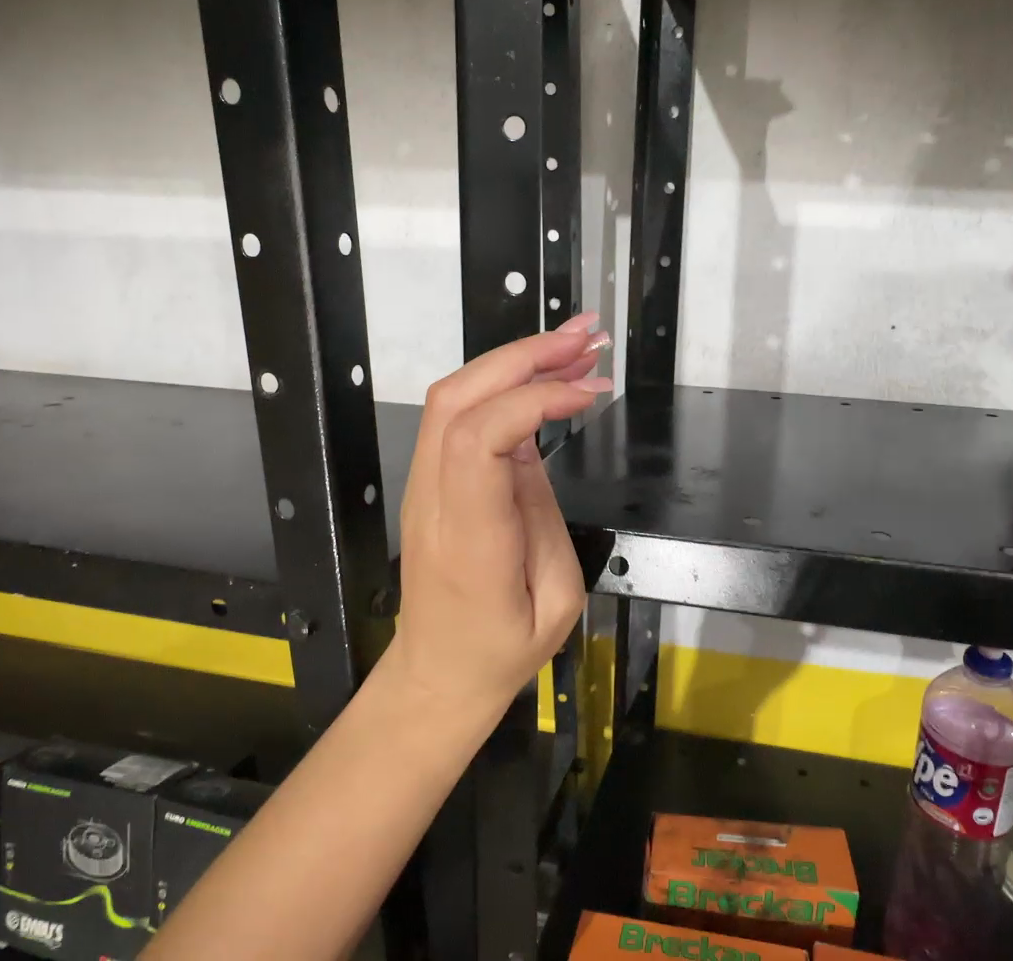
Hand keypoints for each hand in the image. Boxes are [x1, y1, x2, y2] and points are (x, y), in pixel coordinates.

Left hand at [387, 313, 611, 712]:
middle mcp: (433, 499)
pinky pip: (456, 417)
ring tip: (575, 345)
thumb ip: (542, 514)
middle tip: (588, 338)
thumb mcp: (556, 597)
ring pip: (452, 397)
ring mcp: (422, 485)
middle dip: (524, 356)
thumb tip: (531, 442)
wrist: (439, 674)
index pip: (478, 438)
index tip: (590, 391)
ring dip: (513, 361)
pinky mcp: (430, 480)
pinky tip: (545, 378)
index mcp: (468, 537)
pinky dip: (500, 384)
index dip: (533, 398)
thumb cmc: (504, 649)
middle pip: (458, 399)